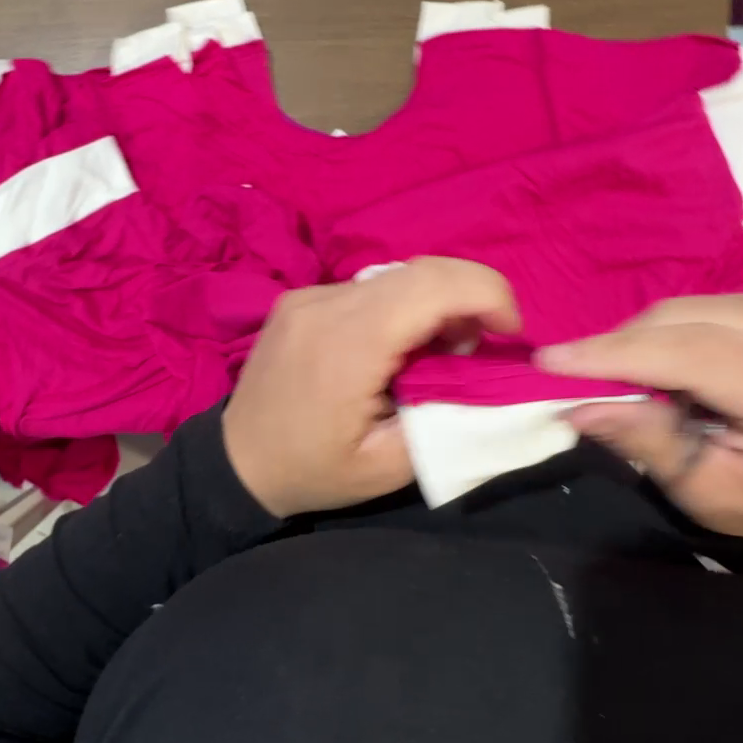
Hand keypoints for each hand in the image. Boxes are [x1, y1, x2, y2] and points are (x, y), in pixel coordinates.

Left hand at [223, 258, 521, 517]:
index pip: (434, 285)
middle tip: (475, 348)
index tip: (509, 333)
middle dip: (468, 298)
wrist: (233, 464)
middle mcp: (323, 305)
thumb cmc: (311, 472)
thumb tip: (484, 375)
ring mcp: (305, 297)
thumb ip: (446, 418)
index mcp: (347, 345)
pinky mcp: (297, 300)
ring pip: (394, 277)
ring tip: (433, 355)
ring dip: (431, 303)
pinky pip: (364, 289)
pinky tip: (391, 348)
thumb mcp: (388, 466)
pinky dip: (396, 308)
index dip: (488, 294)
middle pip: (420, 270)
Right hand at [538, 291, 742, 549]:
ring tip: (623, 375)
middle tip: (573, 373)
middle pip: (695, 321)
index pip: (699, 355)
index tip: (551, 361)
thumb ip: (650, 444)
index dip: (619, 354)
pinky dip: (673, 328)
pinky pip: (715, 302)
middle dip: (621, 344)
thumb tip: (580, 408)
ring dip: (644, 336)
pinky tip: (665, 360)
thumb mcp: (707, 492)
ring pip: (699, 305)